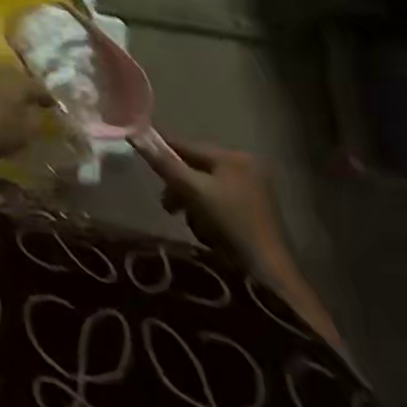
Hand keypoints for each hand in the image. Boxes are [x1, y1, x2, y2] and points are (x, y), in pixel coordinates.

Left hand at [0, 68, 55, 163]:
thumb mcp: (23, 132)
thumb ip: (38, 121)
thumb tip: (44, 112)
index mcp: (19, 81)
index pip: (41, 88)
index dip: (50, 100)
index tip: (56, 110)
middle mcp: (1, 73)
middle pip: (21, 80)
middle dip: (29, 92)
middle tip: (36, 106)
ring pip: (3, 83)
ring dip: (10, 94)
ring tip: (16, 110)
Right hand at [140, 138, 287, 267]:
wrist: (268, 270)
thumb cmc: (230, 223)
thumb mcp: (194, 191)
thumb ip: (166, 164)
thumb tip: (138, 136)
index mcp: (232, 157)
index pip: (186, 146)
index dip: (161, 150)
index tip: (138, 153)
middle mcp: (243, 166)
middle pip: (194, 167)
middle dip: (178, 186)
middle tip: (168, 206)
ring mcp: (250, 187)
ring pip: (203, 185)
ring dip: (189, 201)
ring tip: (185, 219)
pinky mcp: (251, 207)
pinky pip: (215, 199)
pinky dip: (204, 210)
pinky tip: (205, 228)